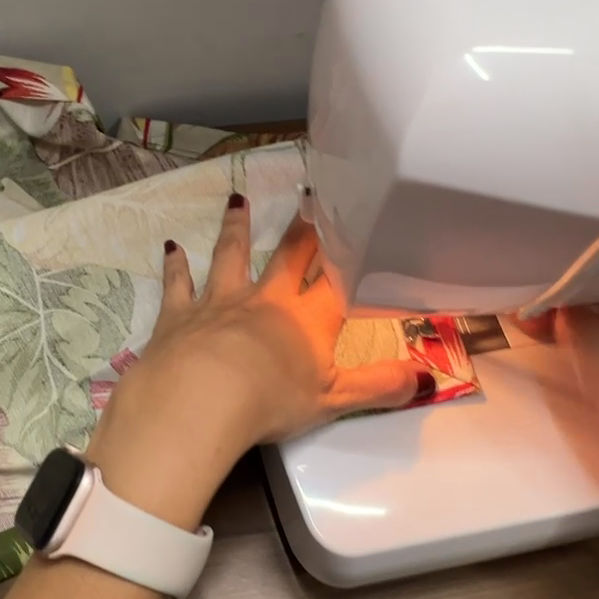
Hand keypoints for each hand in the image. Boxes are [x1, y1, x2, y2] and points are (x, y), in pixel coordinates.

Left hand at [86, 195, 429, 528]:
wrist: (201, 399)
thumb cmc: (271, 402)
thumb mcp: (335, 401)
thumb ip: (379, 387)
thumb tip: (427, 380)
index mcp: (307, 320)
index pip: (336, 280)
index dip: (347, 253)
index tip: (357, 224)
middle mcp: (266, 300)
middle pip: (287, 256)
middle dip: (301, 230)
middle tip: (308, 197)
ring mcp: (219, 302)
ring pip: (231, 256)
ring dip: (235, 228)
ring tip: (237, 201)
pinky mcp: (179, 314)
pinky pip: (179, 284)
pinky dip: (176, 267)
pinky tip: (171, 249)